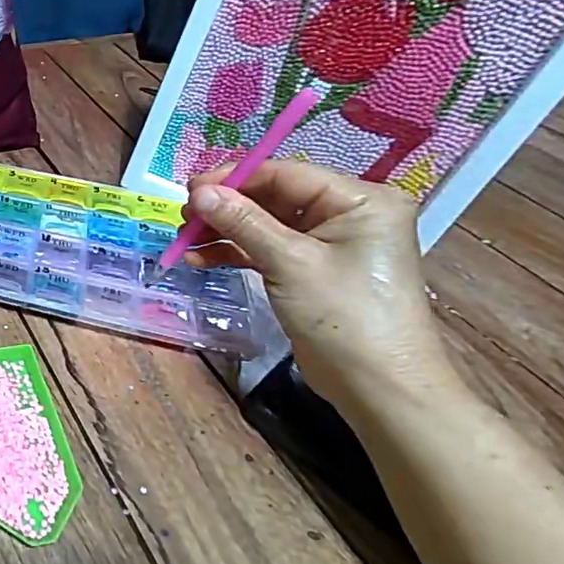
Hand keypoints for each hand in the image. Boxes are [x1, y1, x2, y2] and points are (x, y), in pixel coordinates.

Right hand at [182, 160, 445, 402]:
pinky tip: (200, 259)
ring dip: (224, 231)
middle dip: (226, 208)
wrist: (379, 389)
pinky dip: (236, 253)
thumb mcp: (290, 262)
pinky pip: (268, 249)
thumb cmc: (345, 316)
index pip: (285, 174)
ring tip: (185, 241)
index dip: (235, 179)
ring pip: (265, 224)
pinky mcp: (312, 270)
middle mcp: (347, 214)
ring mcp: (329, 243)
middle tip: (184, 217)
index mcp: (359, 200)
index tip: (190, 189)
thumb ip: (243, 222)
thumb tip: (198, 192)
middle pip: (273, 197)